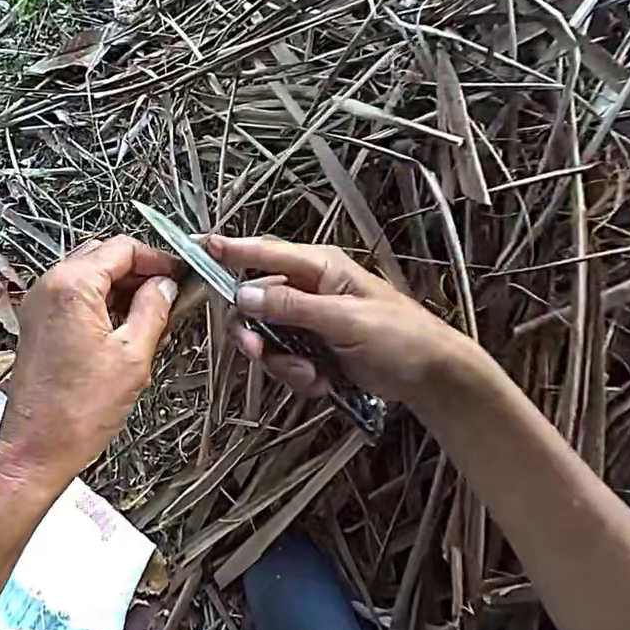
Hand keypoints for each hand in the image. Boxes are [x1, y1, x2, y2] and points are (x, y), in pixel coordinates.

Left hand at [0, 236, 180, 490]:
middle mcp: (50, 288)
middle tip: (170, 295)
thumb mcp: (132, 355)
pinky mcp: (41, 325)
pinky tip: (129, 331)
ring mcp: (41, 306)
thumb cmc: (74, 412)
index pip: (123, 248)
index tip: (178, 274)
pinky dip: (105, 307)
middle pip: (105, 258)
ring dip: (125, 291)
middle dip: (142, 274)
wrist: (36, 449)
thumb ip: (153, 309)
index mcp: (71, 286)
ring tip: (154, 320)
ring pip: (93, 279)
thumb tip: (165, 286)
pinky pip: (79, 300)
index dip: (158, 259)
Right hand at [205, 234, 490, 404]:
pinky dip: (296, 374)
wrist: (431, 377)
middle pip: (254, 302)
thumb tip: (243, 295)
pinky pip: (283, 358)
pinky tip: (321, 380)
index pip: (264, 252)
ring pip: (266, 335)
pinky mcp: (310, 346)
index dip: (229, 250)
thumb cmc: (402, 337)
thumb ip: (293, 307)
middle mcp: (307, 288)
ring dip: (281, 360)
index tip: (198, 248)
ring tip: (310, 373)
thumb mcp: (346, 320)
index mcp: (319, 267)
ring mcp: (307, 319)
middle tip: (259, 351)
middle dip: (255, 332)